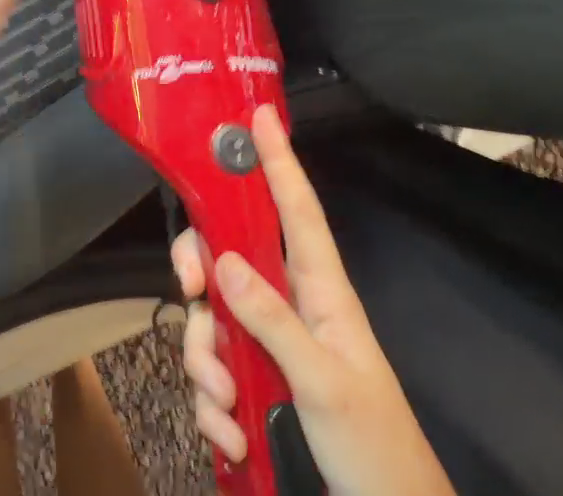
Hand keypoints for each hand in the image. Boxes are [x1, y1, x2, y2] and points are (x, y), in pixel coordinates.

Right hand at [172, 106, 455, 495]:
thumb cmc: (373, 445)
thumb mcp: (323, 384)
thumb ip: (273, 321)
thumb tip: (222, 260)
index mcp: (321, 293)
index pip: (297, 213)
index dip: (279, 162)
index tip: (258, 116)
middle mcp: (288, 307)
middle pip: (226, 261)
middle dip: (200, 280)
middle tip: (189, 296)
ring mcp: (268, 345)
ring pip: (210, 322)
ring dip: (206, 368)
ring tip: (229, 414)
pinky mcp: (253, 382)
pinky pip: (210, 372)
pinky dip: (213, 409)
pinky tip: (232, 439)